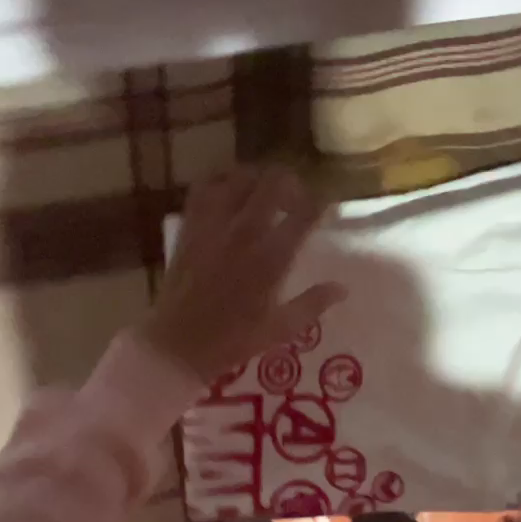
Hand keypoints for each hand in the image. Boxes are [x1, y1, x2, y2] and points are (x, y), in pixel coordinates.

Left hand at [139, 165, 346, 382]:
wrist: (178, 345)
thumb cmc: (232, 341)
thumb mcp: (279, 330)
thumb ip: (312, 304)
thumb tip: (342, 288)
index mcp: (272, 258)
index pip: (306, 212)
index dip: (322, 204)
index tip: (326, 210)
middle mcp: (245, 232)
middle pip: (275, 182)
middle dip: (292, 184)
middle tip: (295, 201)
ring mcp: (214, 224)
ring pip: (241, 176)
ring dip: (259, 179)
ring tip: (264, 195)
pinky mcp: (190, 226)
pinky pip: (206, 186)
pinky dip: (221, 182)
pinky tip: (228, 195)